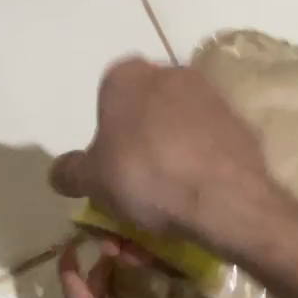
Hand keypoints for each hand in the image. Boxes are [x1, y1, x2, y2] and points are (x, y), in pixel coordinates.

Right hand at [50, 57, 279, 248]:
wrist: (221, 197)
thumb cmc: (144, 178)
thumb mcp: (92, 181)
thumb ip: (71, 173)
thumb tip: (58, 172)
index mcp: (125, 76)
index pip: (105, 108)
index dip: (105, 151)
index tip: (110, 184)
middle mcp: (169, 74)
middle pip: (143, 126)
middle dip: (136, 170)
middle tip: (135, 211)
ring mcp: (209, 98)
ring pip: (176, 144)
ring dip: (166, 179)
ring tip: (164, 222)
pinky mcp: (238, 126)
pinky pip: (206, 155)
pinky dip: (196, 180)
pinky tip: (194, 210)